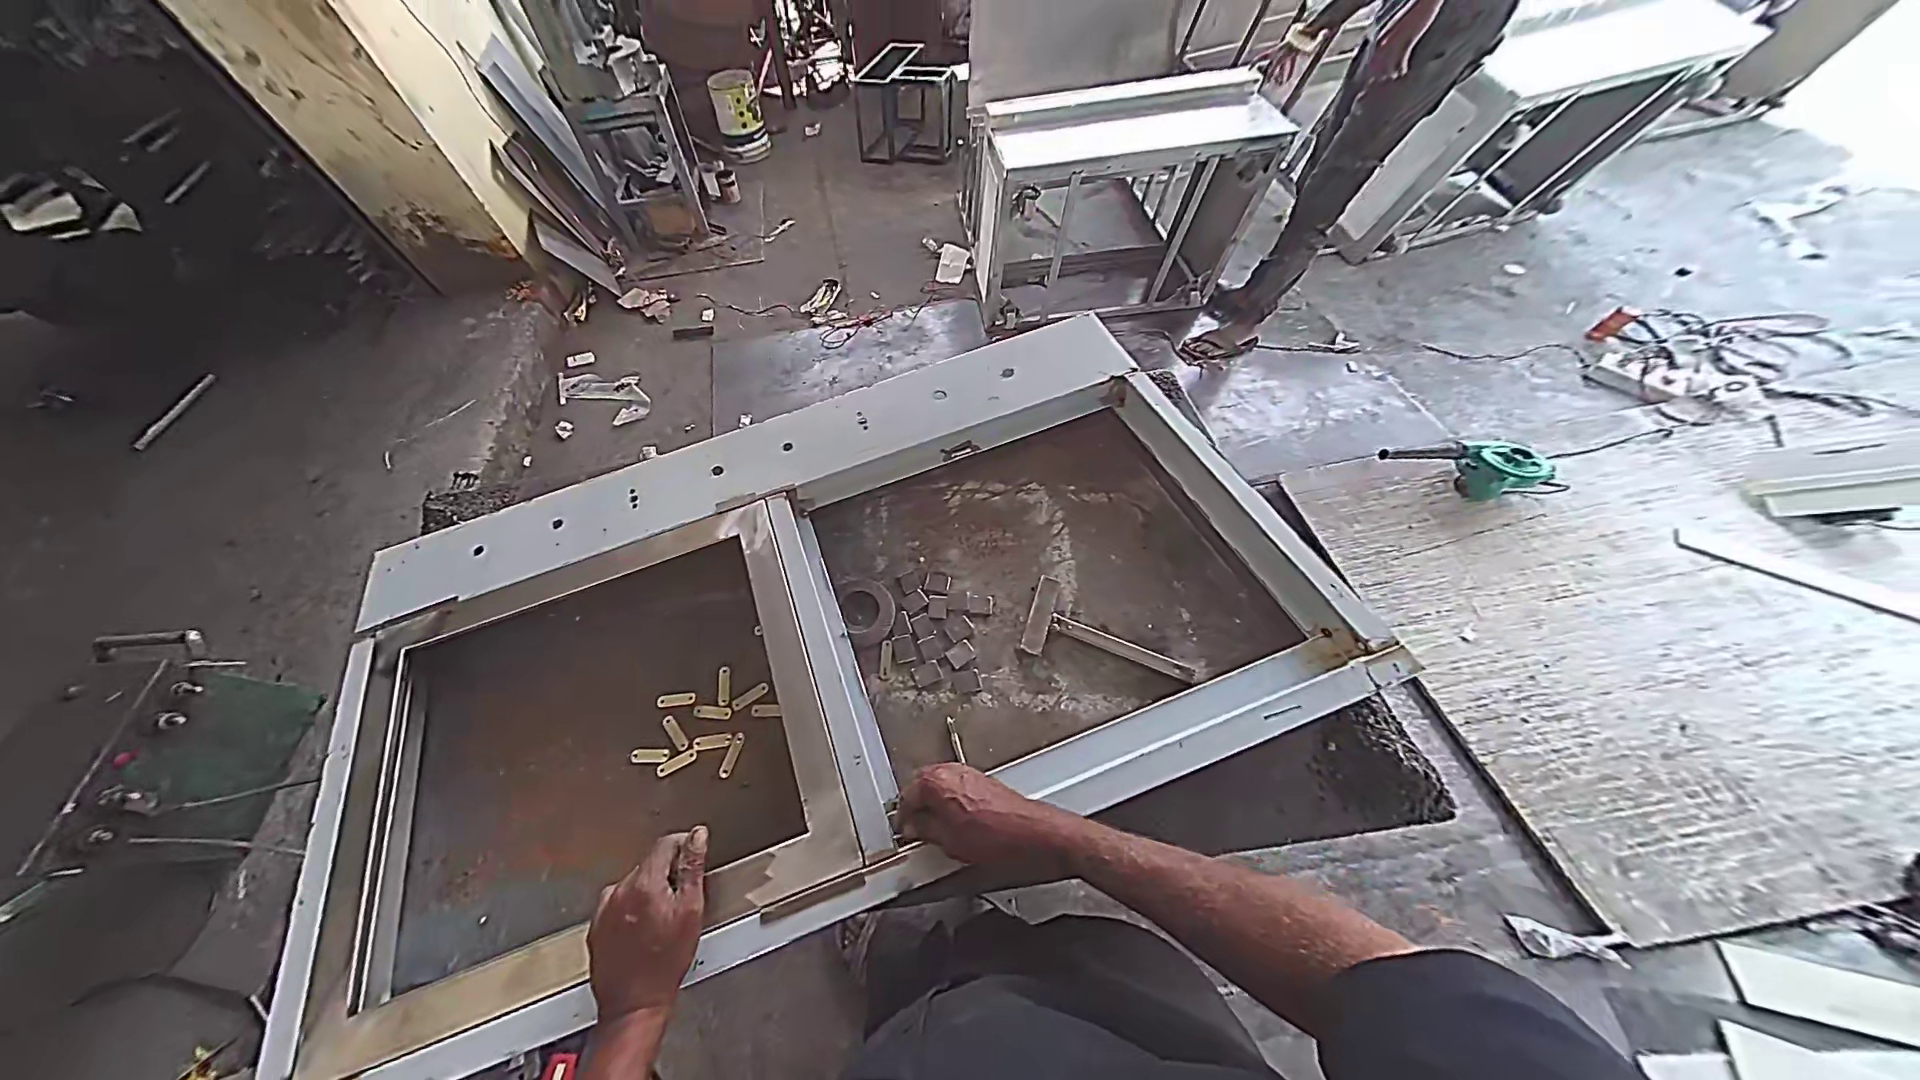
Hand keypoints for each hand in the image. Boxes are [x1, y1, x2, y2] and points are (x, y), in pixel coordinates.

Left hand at [587, 826, 707, 1020]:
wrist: (634, 1004)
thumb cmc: (666, 962)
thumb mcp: (691, 909)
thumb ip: (693, 867)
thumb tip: (697, 836)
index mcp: (644, 884)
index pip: (664, 844)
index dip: (683, 846)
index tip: (692, 857)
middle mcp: (619, 892)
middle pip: (649, 864)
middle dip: (667, 872)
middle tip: (681, 898)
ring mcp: (604, 910)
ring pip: (633, 883)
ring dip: (649, 889)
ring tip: (663, 917)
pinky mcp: (596, 927)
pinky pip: (618, 903)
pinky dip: (632, 907)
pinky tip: (644, 928)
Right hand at [897, 764, 1083, 873]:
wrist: (1039, 836)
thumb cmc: (1003, 838)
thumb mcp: (950, 844)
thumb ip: (925, 831)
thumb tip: (914, 827)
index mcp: (938, 782)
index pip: (906, 796)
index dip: (902, 818)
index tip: (904, 832)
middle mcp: (953, 770)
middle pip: (921, 785)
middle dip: (916, 807)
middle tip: (915, 831)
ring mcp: (970, 773)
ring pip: (939, 786)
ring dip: (933, 805)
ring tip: (936, 832)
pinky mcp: (984, 781)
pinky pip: (956, 789)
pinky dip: (950, 804)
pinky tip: (957, 826)